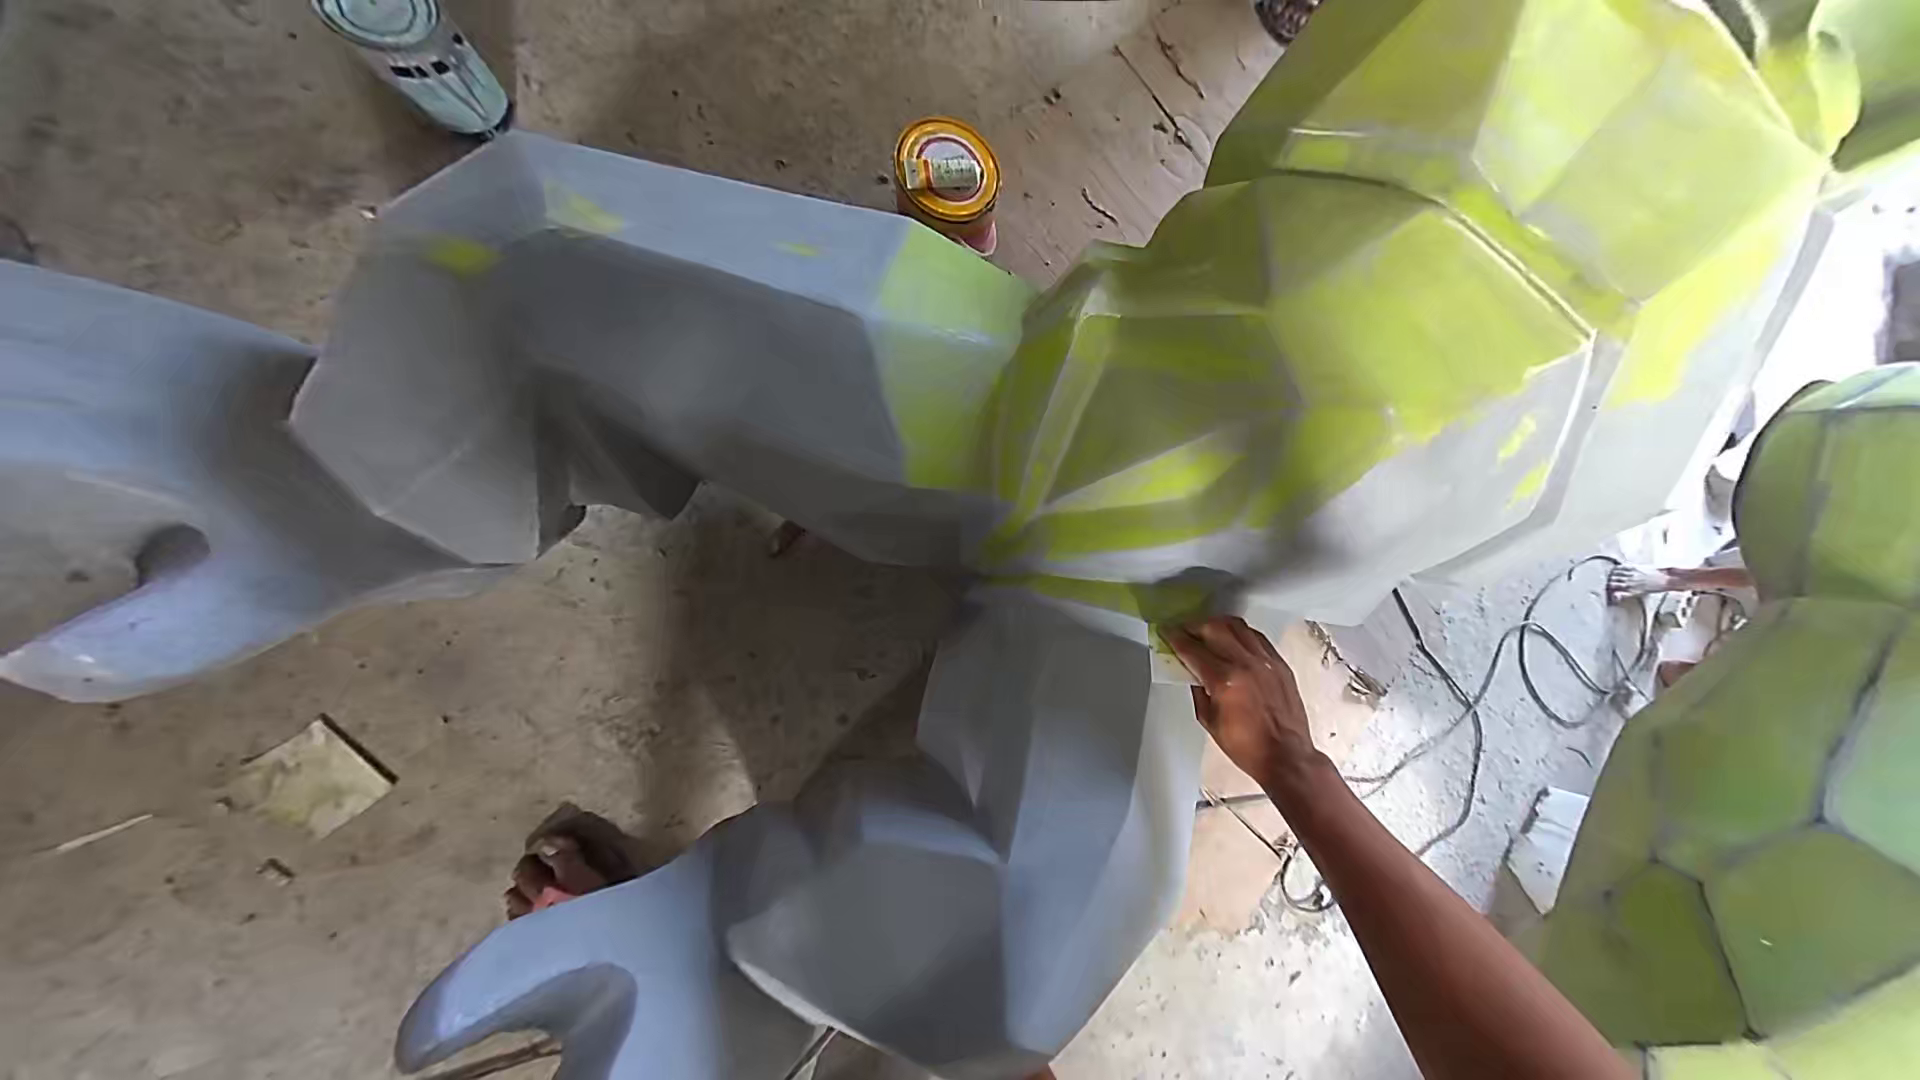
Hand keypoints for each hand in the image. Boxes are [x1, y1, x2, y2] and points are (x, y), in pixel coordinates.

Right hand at [1163, 616, 1321, 788]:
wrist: (1287, 756)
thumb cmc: (1244, 745)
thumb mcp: (1208, 719)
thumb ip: (1197, 688)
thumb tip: (1189, 668)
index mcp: (1224, 680)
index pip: (1192, 649)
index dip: (1174, 637)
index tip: (1165, 631)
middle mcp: (1246, 664)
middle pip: (1213, 628)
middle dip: (1193, 626)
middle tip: (1183, 630)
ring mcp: (1266, 661)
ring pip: (1236, 626)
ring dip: (1216, 624)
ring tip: (1206, 630)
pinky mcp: (1280, 663)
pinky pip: (1256, 636)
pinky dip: (1239, 633)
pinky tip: (1231, 638)